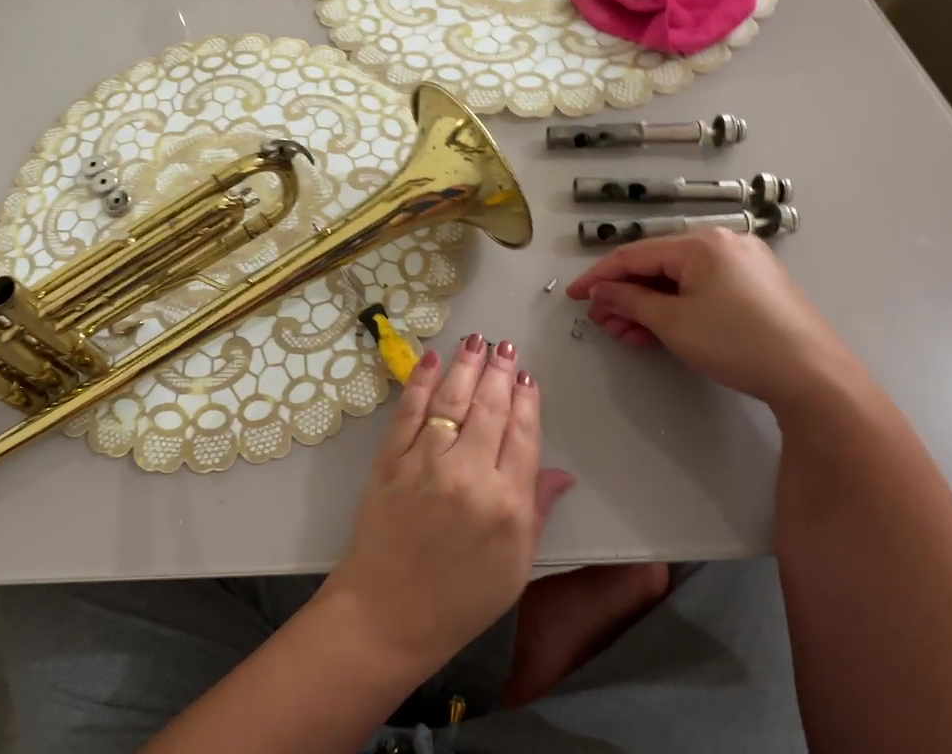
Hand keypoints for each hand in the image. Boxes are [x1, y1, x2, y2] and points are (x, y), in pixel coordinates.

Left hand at [317, 335, 574, 674]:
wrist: (390, 612)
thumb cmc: (461, 598)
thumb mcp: (516, 565)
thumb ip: (536, 511)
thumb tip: (562, 473)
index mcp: (507, 504)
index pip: (522, 436)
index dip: (526, 402)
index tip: (527, 377)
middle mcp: (468, 476)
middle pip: (488, 411)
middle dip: (498, 373)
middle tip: (504, 345)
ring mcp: (424, 466)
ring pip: (450, 404)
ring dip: (464, 368)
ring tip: (475, 340)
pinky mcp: (389, 464)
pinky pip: (408, 415)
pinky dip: (420, 385)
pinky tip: (431, 362)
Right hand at [565, 228, 869, 408]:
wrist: (813, 377)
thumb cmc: (736, 342)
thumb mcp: (672, 322)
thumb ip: (629, 300)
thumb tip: (600, 291)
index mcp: (702, 243)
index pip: (634, 254)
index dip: (598, 276)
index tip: (573, 297)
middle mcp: (724, 244)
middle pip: (656, 266)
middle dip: (624, 296)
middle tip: (603, 323)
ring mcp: (743, 265)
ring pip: (677, 280)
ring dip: (646, 306)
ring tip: (627, 335)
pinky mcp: (755, 287)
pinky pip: (700, 289)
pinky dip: (674, 308)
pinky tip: (658, 332)